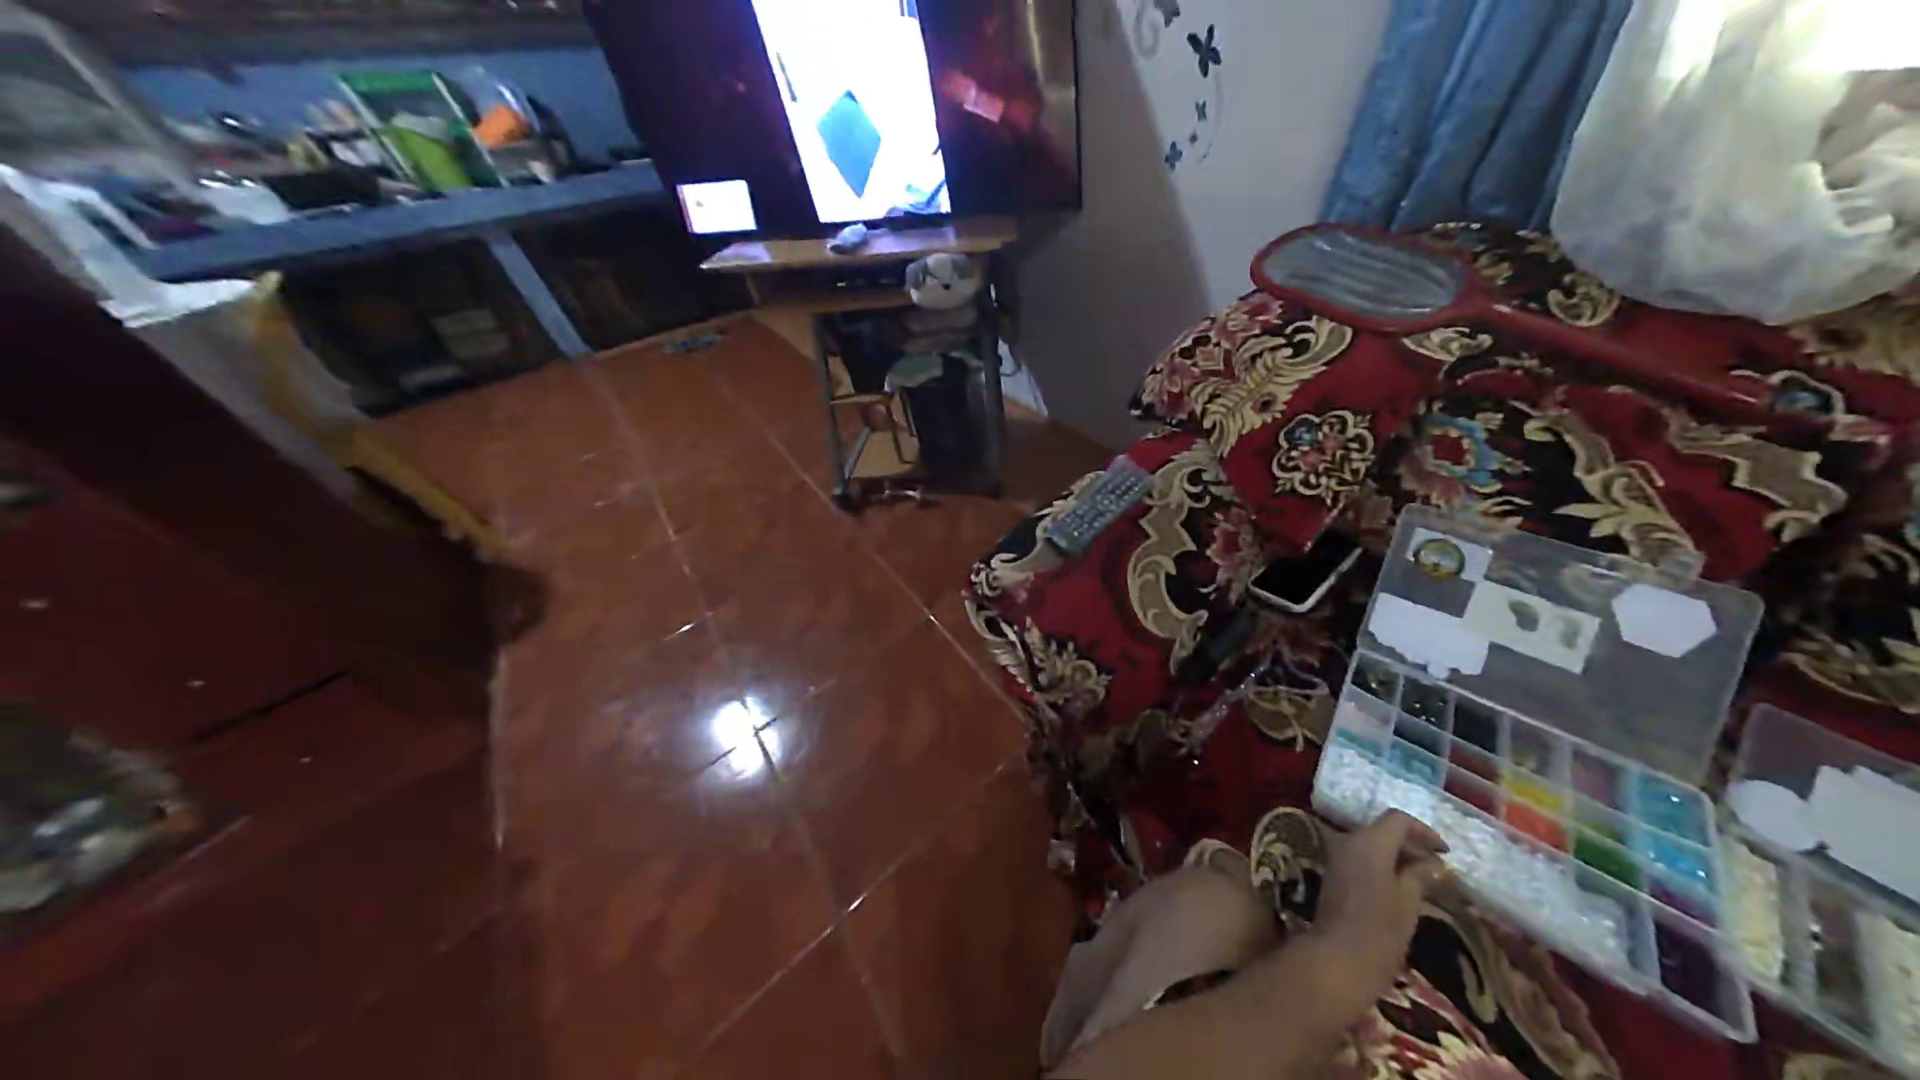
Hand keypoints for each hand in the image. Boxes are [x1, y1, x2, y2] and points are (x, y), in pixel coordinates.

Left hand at [1312, 811, 1449, 1004]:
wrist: (1339, 955)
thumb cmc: (1380, 928)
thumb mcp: (1408, 900)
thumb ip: (1421, 875)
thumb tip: (1437, 863)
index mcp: (1367, 841)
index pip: (1397, 819)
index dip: (1424, 831)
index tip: (1446, 853)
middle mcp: (1348, 840)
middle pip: (1383, 830)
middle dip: (1412, 845)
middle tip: (1439, 869)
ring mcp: (1336, 854)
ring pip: (1372, 843)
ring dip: (1397, 855)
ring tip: (1425, 878)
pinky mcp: (1333, 871)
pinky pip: (1361, 856)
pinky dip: (1382, 863)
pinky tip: (1401, 884)